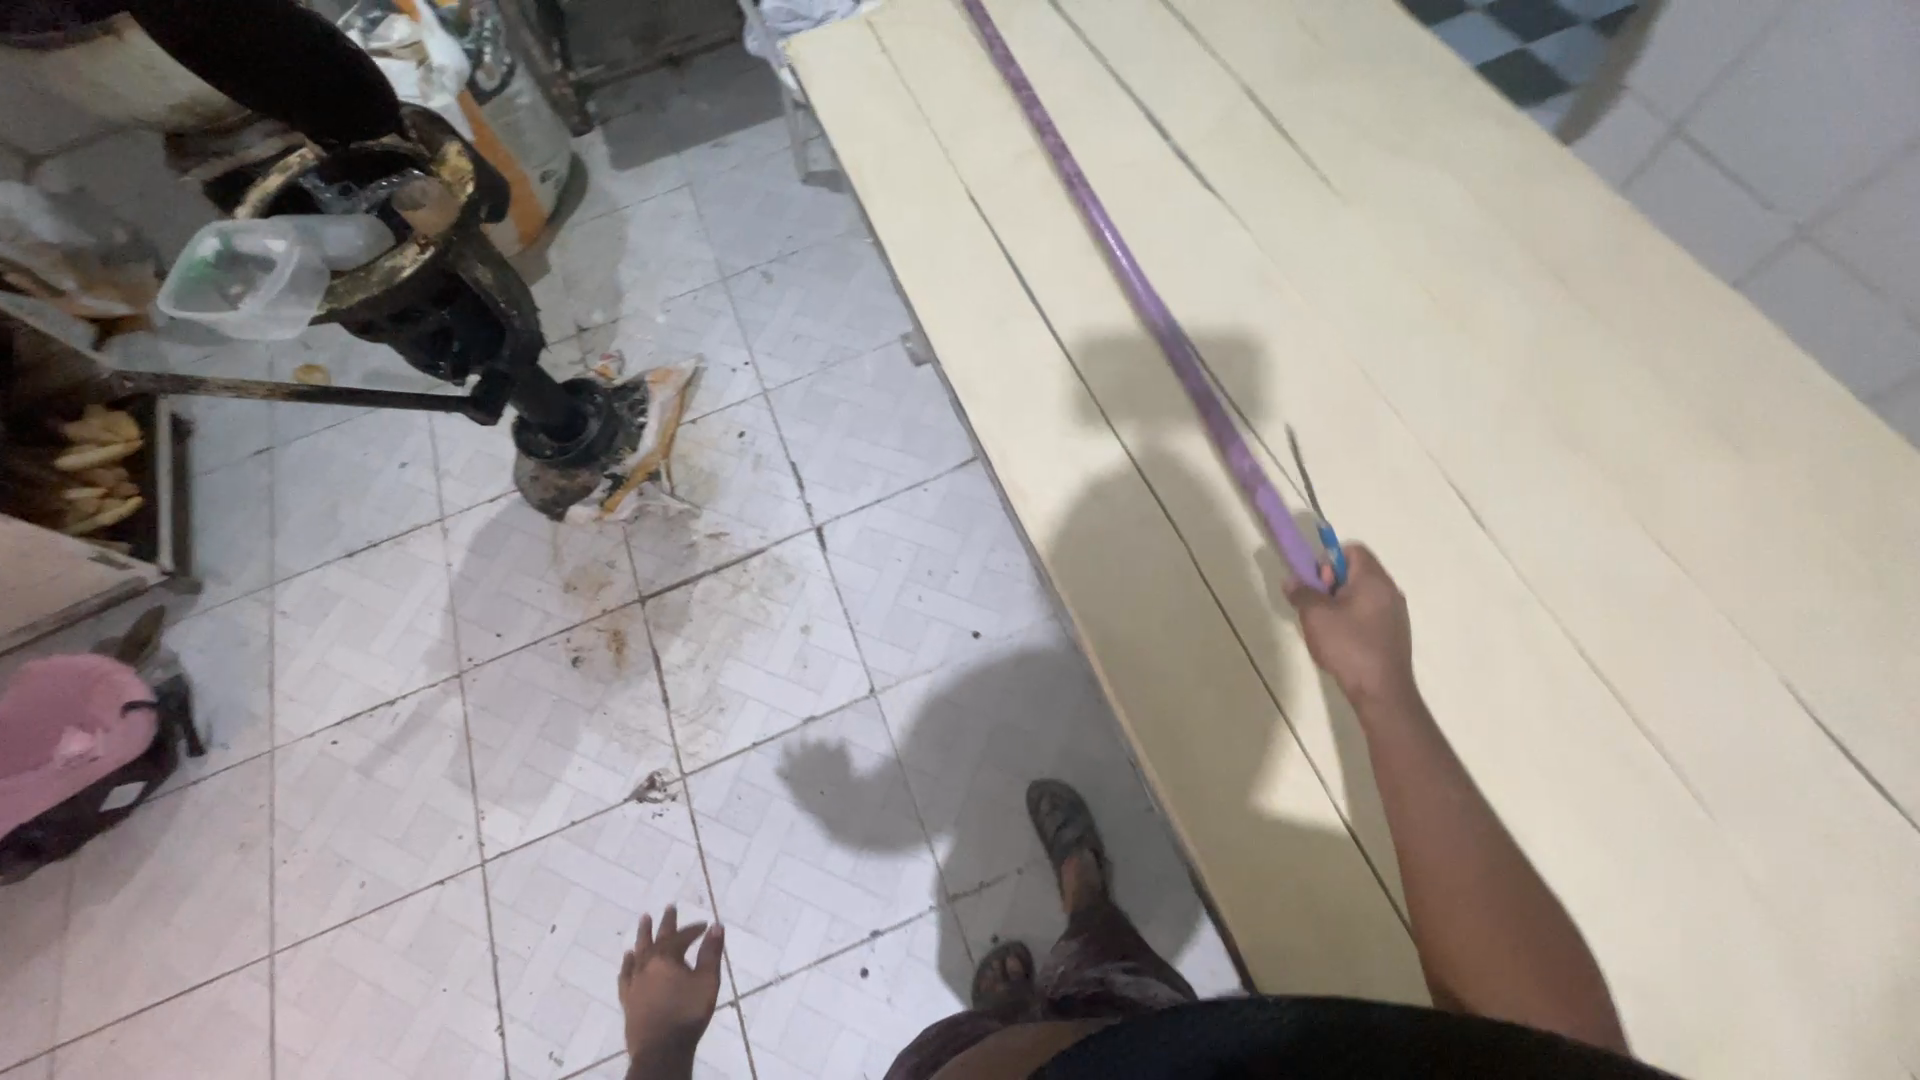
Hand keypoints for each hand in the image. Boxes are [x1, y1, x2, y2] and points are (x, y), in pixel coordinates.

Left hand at [618, 905, 723, 1068]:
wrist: (661, 1051)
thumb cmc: (688, 1014)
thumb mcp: (707, 981)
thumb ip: (711, 953)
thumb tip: (716, 926)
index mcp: (667, 958)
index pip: (682, 936)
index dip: (695, 929)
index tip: (706, 925)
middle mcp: (647, 965)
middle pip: (656, 938)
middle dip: (665, 922)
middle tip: (669, 906)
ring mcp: (635, 983)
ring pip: (638, 952)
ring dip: (643, 935)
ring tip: (644, 921)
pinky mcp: (628, 999)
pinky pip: (625, 975)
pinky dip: (627, 964)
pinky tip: (627, 959)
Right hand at [1286, 543, 1416, 710]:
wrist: (1381, 690)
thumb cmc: (1348, 645)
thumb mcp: (1315, 616)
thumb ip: (1302, 593)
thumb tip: (1292, 580)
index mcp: (1373, 580)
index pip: (1352, 550)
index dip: (1329, 559)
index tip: (1316, 582)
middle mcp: (1389, 590)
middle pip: (1356, 571)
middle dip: (1331, 583)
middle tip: (1317, 605)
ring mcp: (1396, 612)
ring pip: (1362, 594)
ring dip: (1340, 602)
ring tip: (1325, 626)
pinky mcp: (1395, 632)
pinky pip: (1369, 612)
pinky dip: (1352, 618)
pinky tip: (1341, 641)